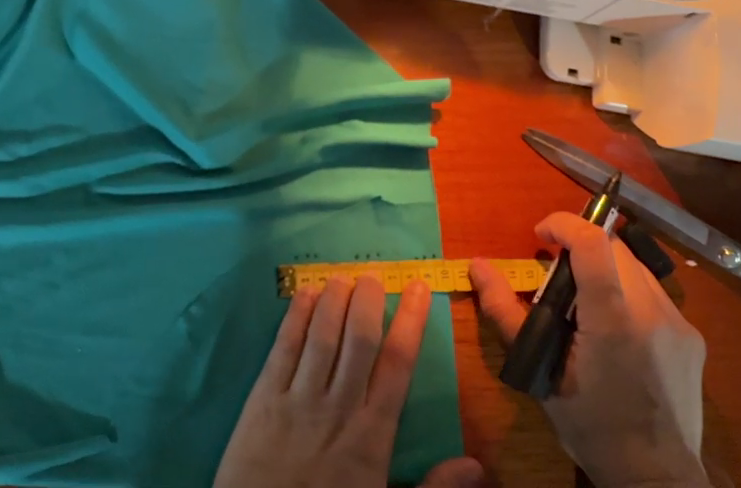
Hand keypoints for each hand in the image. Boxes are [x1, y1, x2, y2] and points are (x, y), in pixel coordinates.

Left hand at [215, 276, 483, 487]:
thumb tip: (476, 465)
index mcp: (372, 434)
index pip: (398, 364)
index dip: (410, 320)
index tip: (417, 288)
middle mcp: (338, 407)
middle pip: (359, 339)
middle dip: (368, 301)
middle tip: (373, 275)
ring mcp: (299, 399)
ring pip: (323, 336)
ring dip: (334, 300)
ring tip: (342, 276)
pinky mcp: (264, 398)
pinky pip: (283, 348)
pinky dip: (296, 317)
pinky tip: (304, 295)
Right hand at [471, 216, 708, 487]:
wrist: (656, 476)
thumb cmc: (590, 424)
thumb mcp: (540, 371)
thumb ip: (506, 313)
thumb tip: (478, 266)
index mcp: (613, 321)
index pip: (594, 244)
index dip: (564, 224)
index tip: (541, 234)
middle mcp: (652, 313)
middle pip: (614, 248)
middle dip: (581, 246)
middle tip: (555, 273)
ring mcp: (679, 324)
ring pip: (636, 267)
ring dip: (605, 268)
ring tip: (583, 302)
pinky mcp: (692, 337)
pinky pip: (654, 293)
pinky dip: (627, 292)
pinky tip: (614, 327)